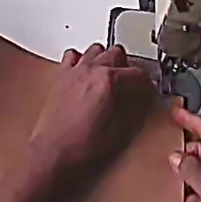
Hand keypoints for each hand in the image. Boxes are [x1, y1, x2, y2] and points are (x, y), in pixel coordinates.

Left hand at [28, 44, 153, 176]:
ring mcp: (75, 70)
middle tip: (129, 80)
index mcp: (109, 81)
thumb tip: (137, 100)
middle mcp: (92, 70)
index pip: (136, 73)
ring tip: (108, 72)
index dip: (146, 82)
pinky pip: (73, 56)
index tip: (148, 88)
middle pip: (117, 53)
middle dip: (127, 65)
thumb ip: (130, 109)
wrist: (52, 151)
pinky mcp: (61, 75)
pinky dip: (81, 59)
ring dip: (105, 58)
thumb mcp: (117, 130)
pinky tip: (83, 71)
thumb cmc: (80, 144)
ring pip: (96, 49)